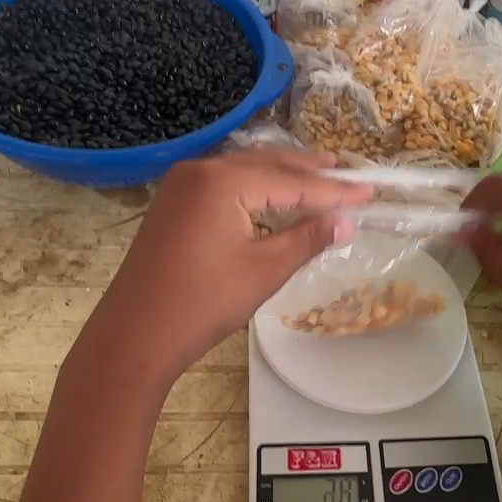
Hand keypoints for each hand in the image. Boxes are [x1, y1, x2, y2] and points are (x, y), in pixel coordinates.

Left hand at [75, 148, 371, 383]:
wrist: (133, 336)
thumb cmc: (202, 304)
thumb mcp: (263, 271)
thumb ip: (307, 239)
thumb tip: (347, 222)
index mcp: (222, 181)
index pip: (291, 181)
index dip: (333, 190)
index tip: (368, 192)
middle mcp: (199, 171)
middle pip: (266, 164)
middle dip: (308, 171)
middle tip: (347, 174)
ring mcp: (180, 186)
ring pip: (243, 170)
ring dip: (281, 175)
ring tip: (318, 174)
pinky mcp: (172, 204)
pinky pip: (223, 184)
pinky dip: (253, 186)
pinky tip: (272, 195)